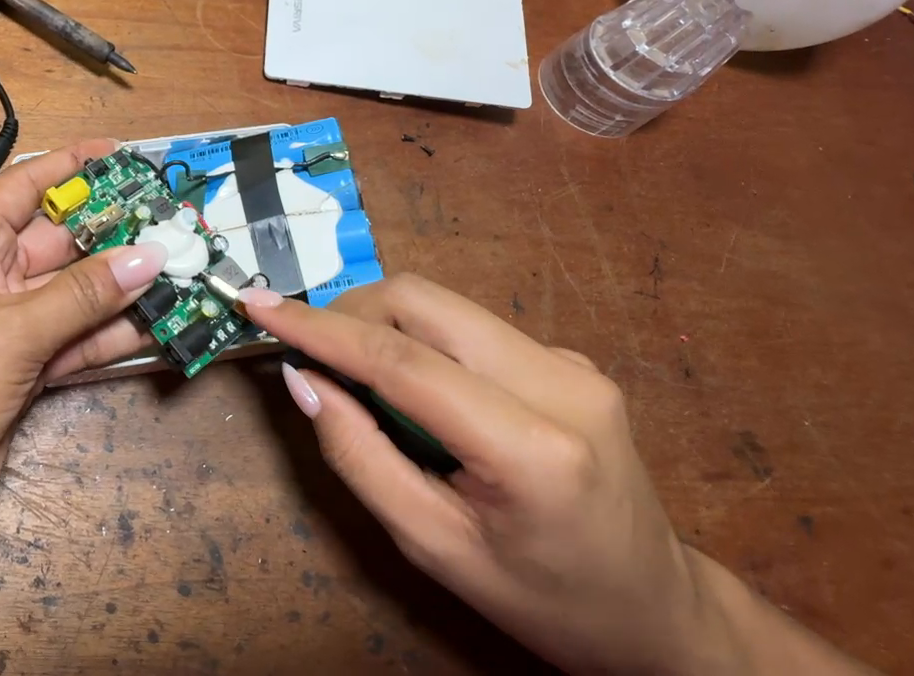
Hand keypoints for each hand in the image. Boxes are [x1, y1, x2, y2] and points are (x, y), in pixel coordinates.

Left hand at [0, 138, 164, 553]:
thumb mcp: (11, 331)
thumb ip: (83, 295)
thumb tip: (149, 254)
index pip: (25, 185)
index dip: (74, 166)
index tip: (125, 154)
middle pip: (58, 240)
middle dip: (114, 232)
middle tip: (177, 224)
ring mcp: (2, 325)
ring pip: (71, 293)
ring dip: (121, 287)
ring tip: (182, 271)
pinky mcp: (16, 370)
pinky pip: (69, 340)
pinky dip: (107, 335)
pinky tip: (155, 325)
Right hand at [240, 276, 732, 675]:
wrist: (656, 612)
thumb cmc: (539, 597)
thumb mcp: (431, 546)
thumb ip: (358, 455)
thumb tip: (304, 378)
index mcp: (531, 445)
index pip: (400, 359)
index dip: (318, 327)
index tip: (257, 304)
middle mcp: (559, 381)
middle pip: (420, 301)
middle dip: (348, 314)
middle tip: (311, 355)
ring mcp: (570, 363)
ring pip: (441, 304)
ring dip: (381, 326)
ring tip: (359, 380)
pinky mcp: (567, 360)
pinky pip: (465, 326)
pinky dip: (420, 342)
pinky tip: (420, 396)